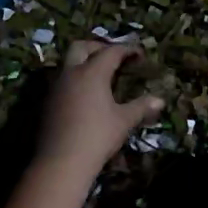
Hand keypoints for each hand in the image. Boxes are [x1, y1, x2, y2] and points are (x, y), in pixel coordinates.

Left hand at [37, 42, 163, 174]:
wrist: (61, 161)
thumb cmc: (97, 137)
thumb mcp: (123, 121)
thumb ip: (141, 107)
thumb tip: (160, 100)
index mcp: (92, 72)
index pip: (111, 52)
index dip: (127, 50)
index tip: (139, 54)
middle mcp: (71, 73)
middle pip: (81, 46)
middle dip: (98, 46)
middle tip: (113, 56)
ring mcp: (55, 86)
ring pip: (67, 63)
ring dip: (83, 62)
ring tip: (98, 74)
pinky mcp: (47, 101)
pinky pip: (62, 80)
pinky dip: (74, 79)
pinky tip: (84, 94)